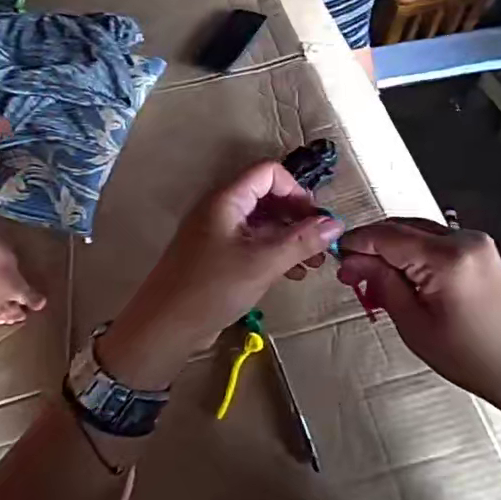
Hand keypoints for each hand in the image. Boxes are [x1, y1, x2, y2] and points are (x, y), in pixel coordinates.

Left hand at [98, 161, 342, 388]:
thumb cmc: (212, 288)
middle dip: (297, 216)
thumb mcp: (263, 263)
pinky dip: (273, 251)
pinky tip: (291, 273)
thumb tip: (335, 224)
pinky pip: (251, 242)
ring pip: (261, 222)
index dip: (296, 190)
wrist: (165, 326)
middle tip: (321, 244)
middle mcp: (220, 208)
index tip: (315, 218)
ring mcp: (216, 232)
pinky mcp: (216, 255)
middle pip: (266, 196)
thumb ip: (301, 241)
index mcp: (226, 199)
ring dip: (289, 237)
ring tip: (312, 264)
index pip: (268, 173)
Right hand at [336, 219, 500, 429]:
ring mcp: (477, 243)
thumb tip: (352, 261)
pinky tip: (403, 279)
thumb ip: (382, 284)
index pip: (386, 235)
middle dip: (372, 246)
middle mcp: (463, 238)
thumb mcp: (415, 325)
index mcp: (446, 256)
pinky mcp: (483, 252)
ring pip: (418, 232)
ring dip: (392, 250)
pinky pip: (436, 242)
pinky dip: (413, 254)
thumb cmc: (472, 358)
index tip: (335, 260)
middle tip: (351, 275)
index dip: (356, 244)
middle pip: (402, 227)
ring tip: (374, 281)